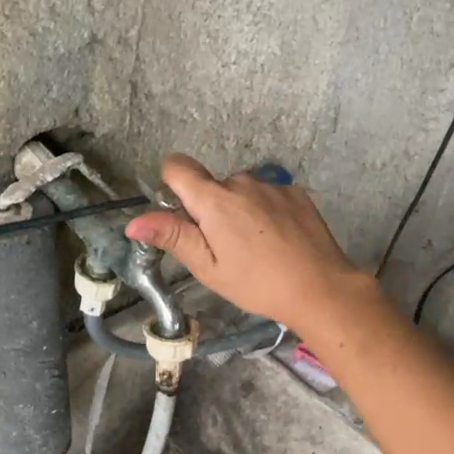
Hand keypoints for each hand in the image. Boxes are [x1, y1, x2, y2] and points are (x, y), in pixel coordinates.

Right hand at [125, 154, 382, 334]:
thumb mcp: (208, 267)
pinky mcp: (295, 193)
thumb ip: (172, 237)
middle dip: (210, 210)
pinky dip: (265, 213)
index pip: (177, 166)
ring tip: (254, 248)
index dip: (171, 185)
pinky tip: (277, 242)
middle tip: (224, 249)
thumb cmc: (256, 283)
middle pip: (211, 185)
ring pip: (241, 192)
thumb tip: (133, 221)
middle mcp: (241, 182)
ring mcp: (272, 185)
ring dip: (239, 212)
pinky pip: (267, 196)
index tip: (181, 215)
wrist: (319, 287)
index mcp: (213, 200)